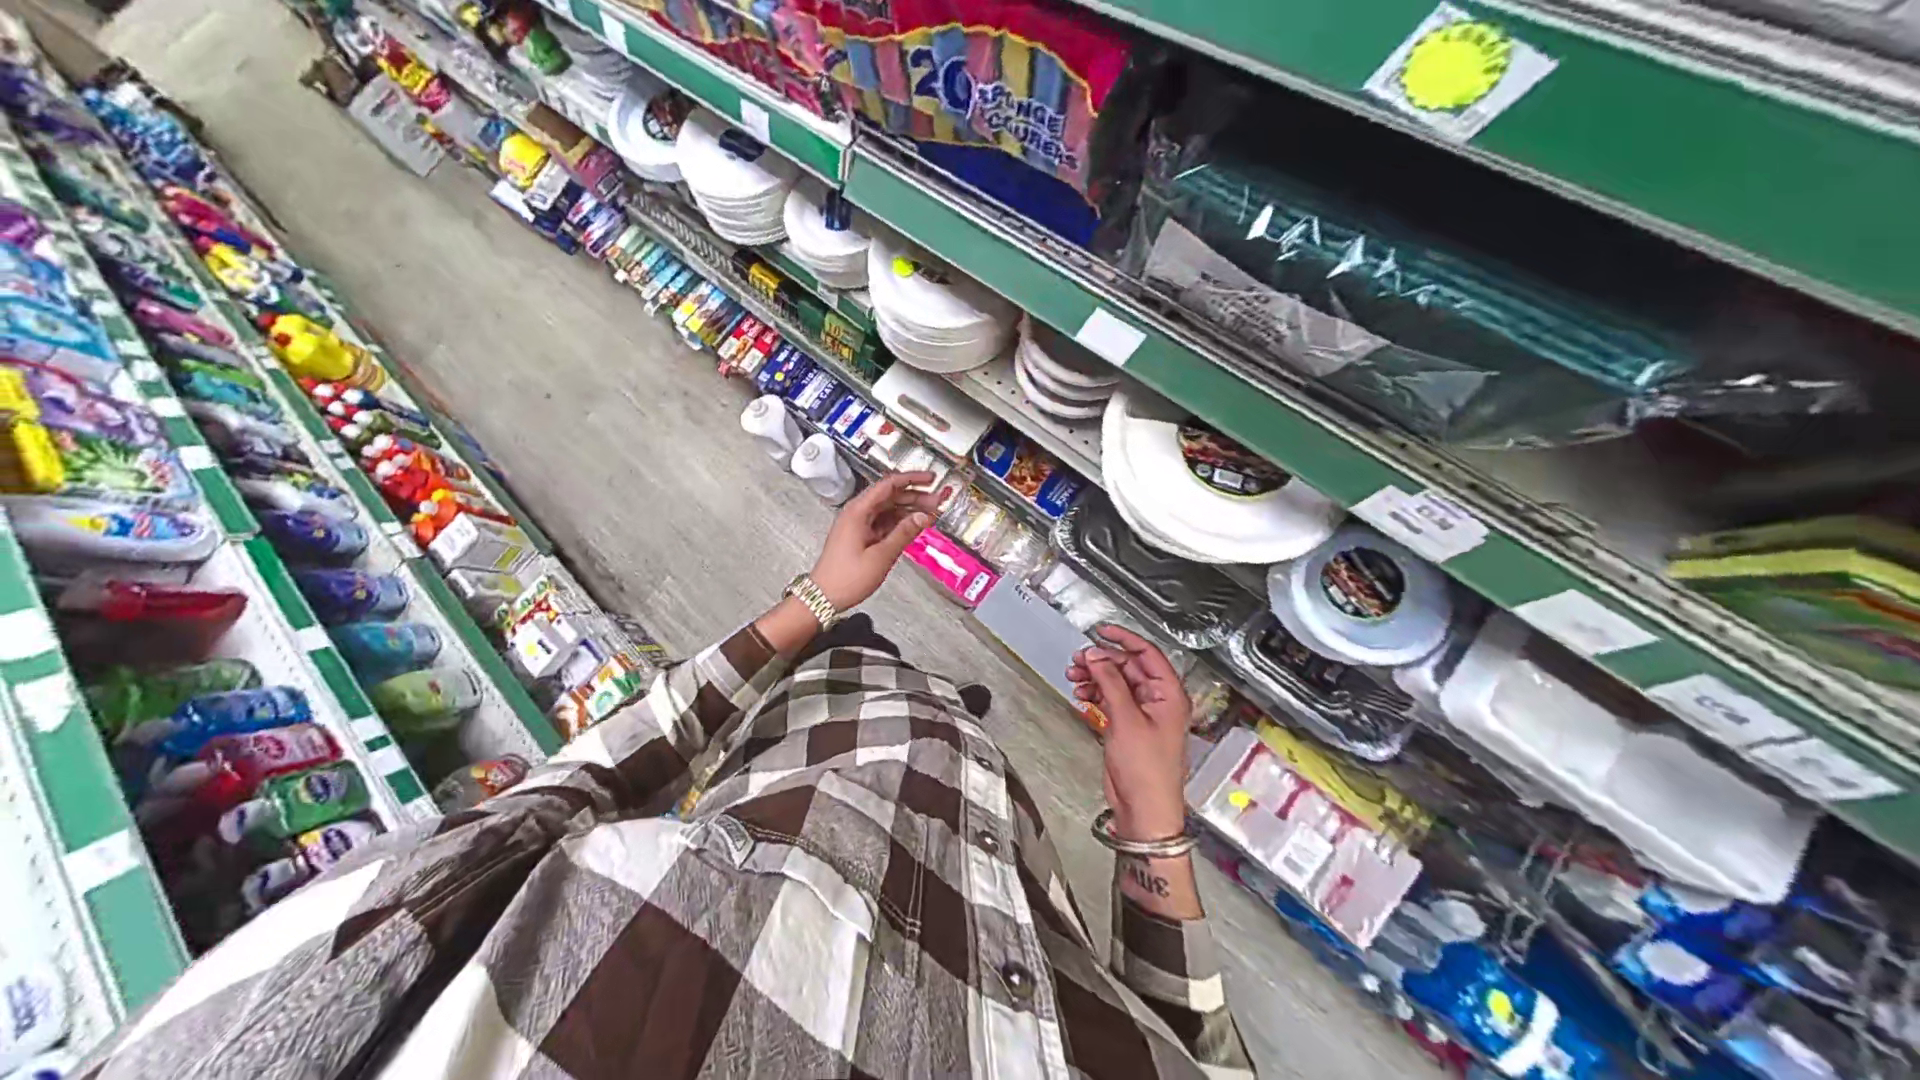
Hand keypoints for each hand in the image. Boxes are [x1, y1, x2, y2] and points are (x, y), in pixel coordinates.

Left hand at [809, 470, 939, 610]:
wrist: (824, 597)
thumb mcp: (881, 555)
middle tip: (938, 499)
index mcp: (858, 511)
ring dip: (910, 509)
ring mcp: (858, 524)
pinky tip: (915, 526)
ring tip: (931, 512)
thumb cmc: (845, 578)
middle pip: (891, 496)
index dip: (912, 479)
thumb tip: (923, 516)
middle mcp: (857, 514)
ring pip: (889, 509)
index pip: (889, 484)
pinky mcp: (861, 536)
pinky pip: (884, 522)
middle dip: (916, 496)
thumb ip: (904, 533)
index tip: (930, 478)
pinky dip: (901, 522)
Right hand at [1067, 625, 1190, 841]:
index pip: (1148, 654)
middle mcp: (1158, 700)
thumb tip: (1097, 655)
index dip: (1124, 639)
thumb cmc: (1146, 770)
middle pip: (1128, 667)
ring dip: (1095, 677)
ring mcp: (1143, 713)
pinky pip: (1111, 699)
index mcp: (1169, 694)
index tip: (1101, 631)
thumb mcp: (1126, 719)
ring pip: (1117, 682)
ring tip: (1074, 676)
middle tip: (1078, 659)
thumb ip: (1111, 682)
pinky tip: (1081, 693)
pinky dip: (1096, 694)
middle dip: (1102, 661)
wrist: (1144, 809)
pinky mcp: (1128, 726)